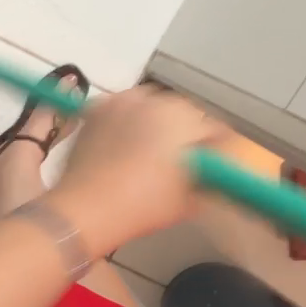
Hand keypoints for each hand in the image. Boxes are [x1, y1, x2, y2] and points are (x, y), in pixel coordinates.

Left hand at [43, 88, 226, 257]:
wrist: (87, 207)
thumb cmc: (144, 204)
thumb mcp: (192, 197)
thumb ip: (213, 176)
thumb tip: (217, 167)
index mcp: (184, 118)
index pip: (215, 127)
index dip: (217, 146)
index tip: (215, 161)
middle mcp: (154, 99)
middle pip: (182, 111)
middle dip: (186, 129)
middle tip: (182, 155)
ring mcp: (122, 101)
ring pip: (151, 104)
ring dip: (156, 120)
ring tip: (151, 146)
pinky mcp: (97, 108)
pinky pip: (122, 107)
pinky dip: (128, 118)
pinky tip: (126, 139)